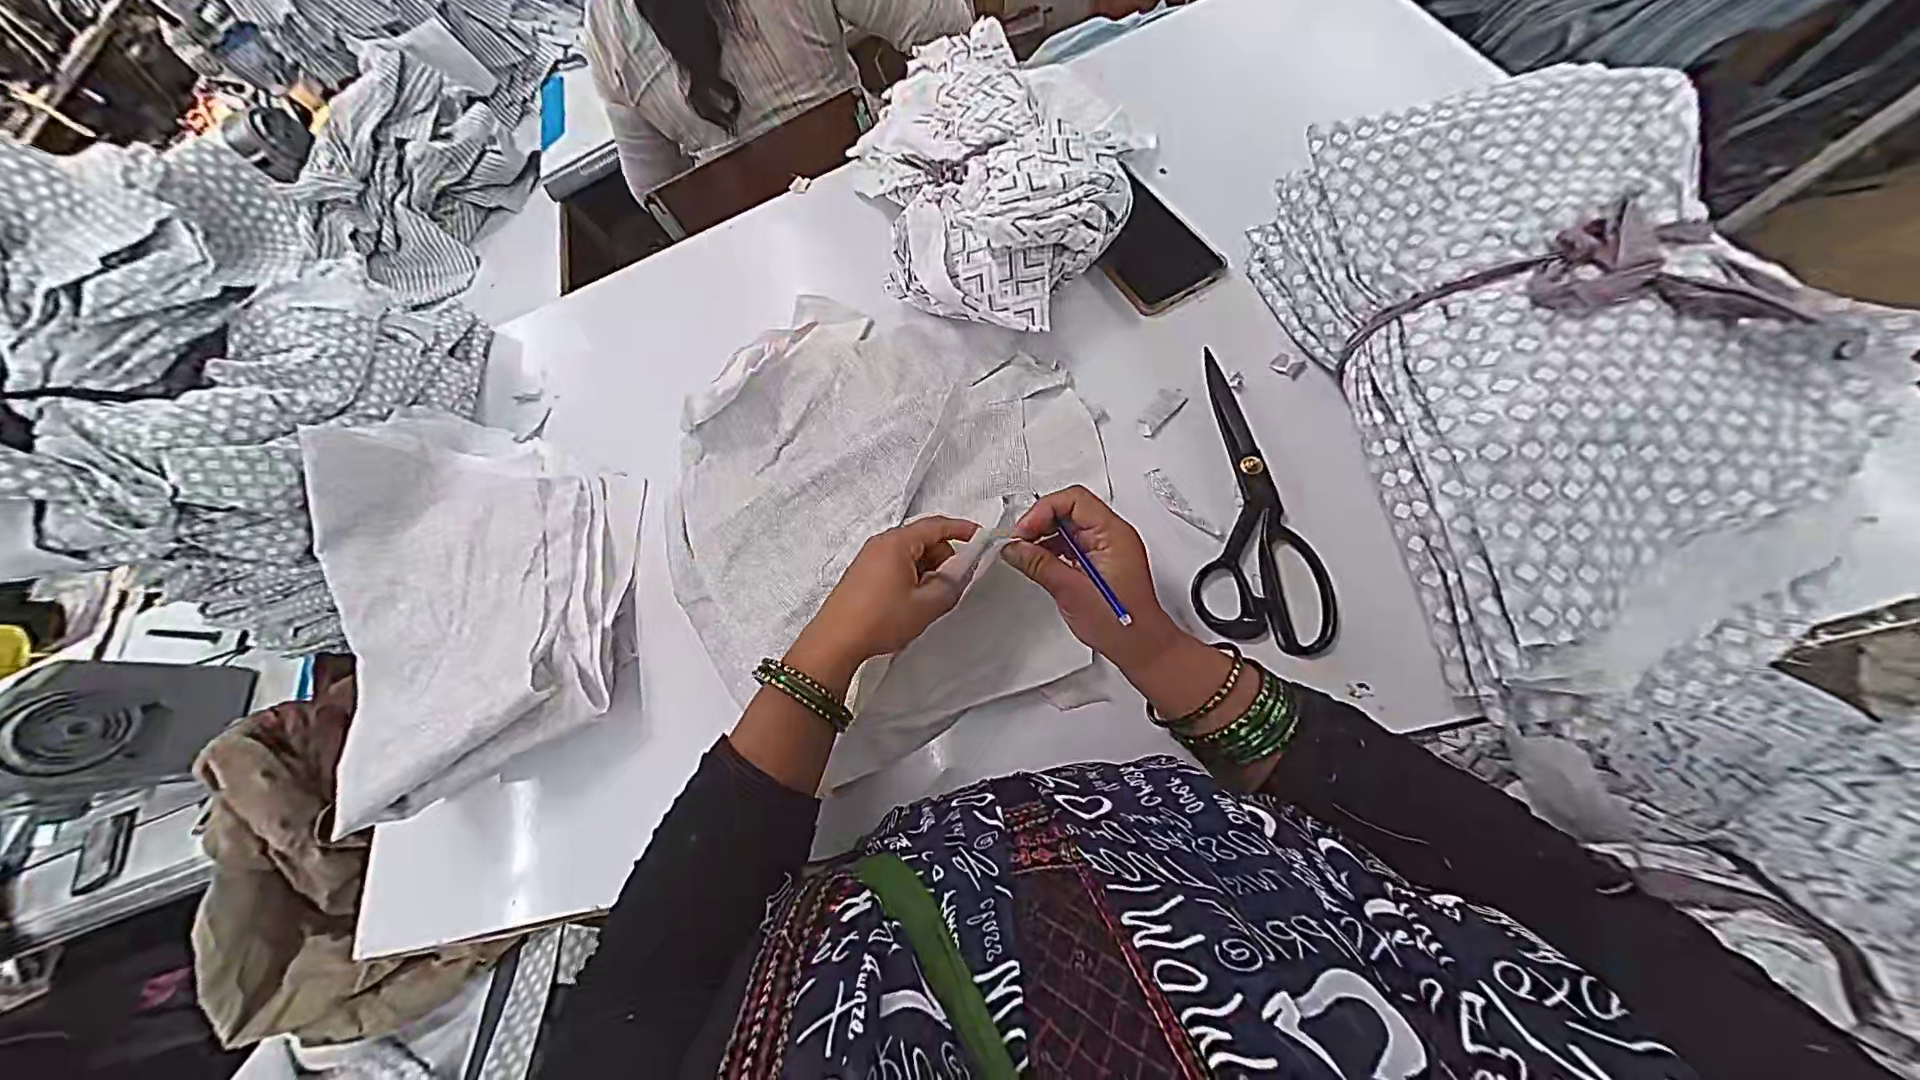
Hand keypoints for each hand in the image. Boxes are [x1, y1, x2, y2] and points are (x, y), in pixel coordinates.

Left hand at [787, 515, 978, 692]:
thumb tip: (963, 570)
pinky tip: (913, 602)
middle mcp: (881, 544)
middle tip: (955, 582)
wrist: (836, 642)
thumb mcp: (926, 604)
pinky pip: (897, 565)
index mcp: (897, 542)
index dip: (962, 530)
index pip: (937, 525)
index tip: (979, 537)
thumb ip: (953, 583)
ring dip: (928, 571)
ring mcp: (870, 558)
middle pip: (925, 539)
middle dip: (945, 558)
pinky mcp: (864, 573)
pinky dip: (912, 577)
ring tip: (930, 600)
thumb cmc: (874, 620)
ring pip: (911, 554)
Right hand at [1000, 487, 1232, 717]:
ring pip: (1069, 525)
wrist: (1140, 646)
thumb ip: (1039, 564)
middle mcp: (1113, 535)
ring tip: (1027, 553)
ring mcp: (1108, 547)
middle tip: (1020, 540)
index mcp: (1113, 534)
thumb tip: (1015, 548)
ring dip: (1045, 535)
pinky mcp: (1101, 560)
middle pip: (1070, 508)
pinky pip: (1073, 542)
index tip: (1024, 531)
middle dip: (1041, 521)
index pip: (1074, 500)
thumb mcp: (1071, 590)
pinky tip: (1040, 561)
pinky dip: (1053, 548)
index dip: (1043, 511)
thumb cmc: (1121, 624)